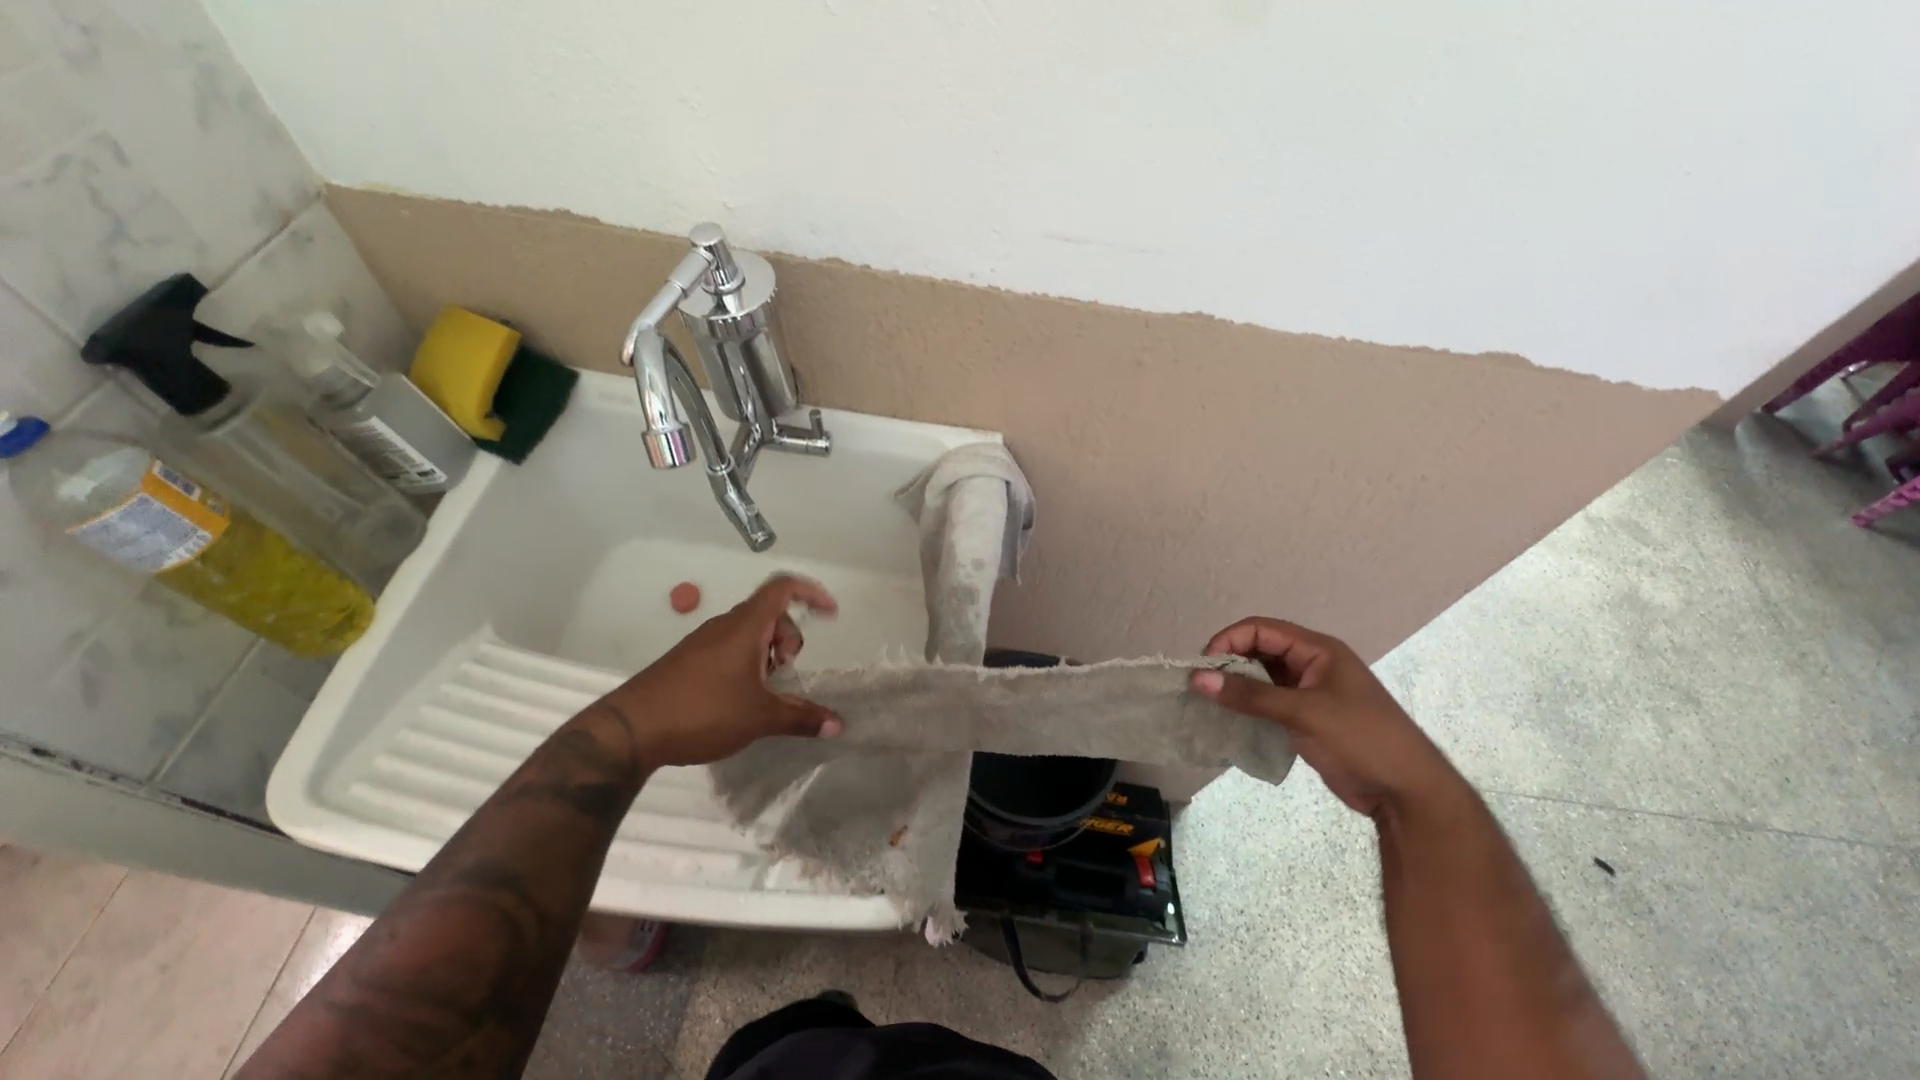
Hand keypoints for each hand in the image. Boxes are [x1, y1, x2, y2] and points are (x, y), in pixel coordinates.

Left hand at [602, 574, 841, 766]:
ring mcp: (703, 642)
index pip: (783, 588)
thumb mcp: (760, 717)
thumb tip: (838, 725)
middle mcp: (724, 626)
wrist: (633, 729)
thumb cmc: (703, 712)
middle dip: (789, 639)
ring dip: (767, 655)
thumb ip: (801, 717)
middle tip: (786, 674)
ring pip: (748, 633)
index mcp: (745, 627)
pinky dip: (746, 664)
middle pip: (769, 613)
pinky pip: (729, 648)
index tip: (830, 614)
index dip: (811, 592)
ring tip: (764, 692)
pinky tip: (740, 699)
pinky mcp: (688, 660)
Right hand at [1190, 617, 1460, 817]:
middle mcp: (1312, 665)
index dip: (1228, 641)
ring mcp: (1310, 693)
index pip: (1261, 629)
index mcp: (1318, 650)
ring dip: (1236, 686)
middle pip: (1260, 650)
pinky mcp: (1307, 718)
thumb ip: (1250, 695)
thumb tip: (1197, 678)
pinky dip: (1248, 707)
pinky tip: (1230, 720)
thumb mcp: (1303, 713)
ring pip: (1262, 678)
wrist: (1405, 790)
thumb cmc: (1360, 739)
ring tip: (1208, 703)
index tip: (1202, 667)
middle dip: (1228, 663)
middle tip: (1201, 687)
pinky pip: (1269, 702)